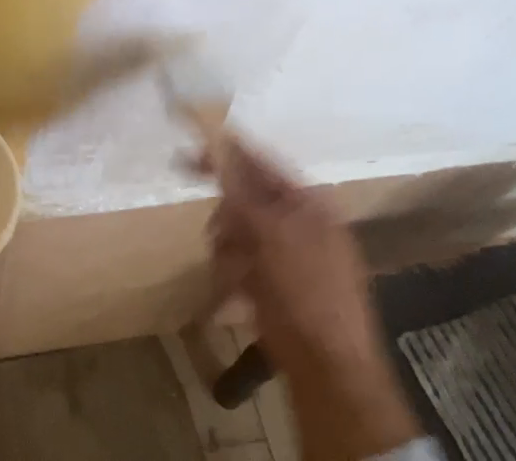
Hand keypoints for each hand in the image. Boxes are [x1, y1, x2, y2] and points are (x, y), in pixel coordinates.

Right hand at [210, 137, 419, 460]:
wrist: (329, 366)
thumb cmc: (305, 292)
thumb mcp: (270, 233)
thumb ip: (240, 191)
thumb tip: (218, 148)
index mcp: (309, 201)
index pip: (260, 162)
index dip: (224, 153)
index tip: (185, 154)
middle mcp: (300, 221)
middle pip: (243, 199)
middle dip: (227, 220)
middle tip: (224, 239)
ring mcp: (288, 254)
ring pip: (236, 233)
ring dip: (228, 253)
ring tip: (237, 277)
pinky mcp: (275, 283)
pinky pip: (239, 263)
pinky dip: (233, 275)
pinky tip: (239, 295)